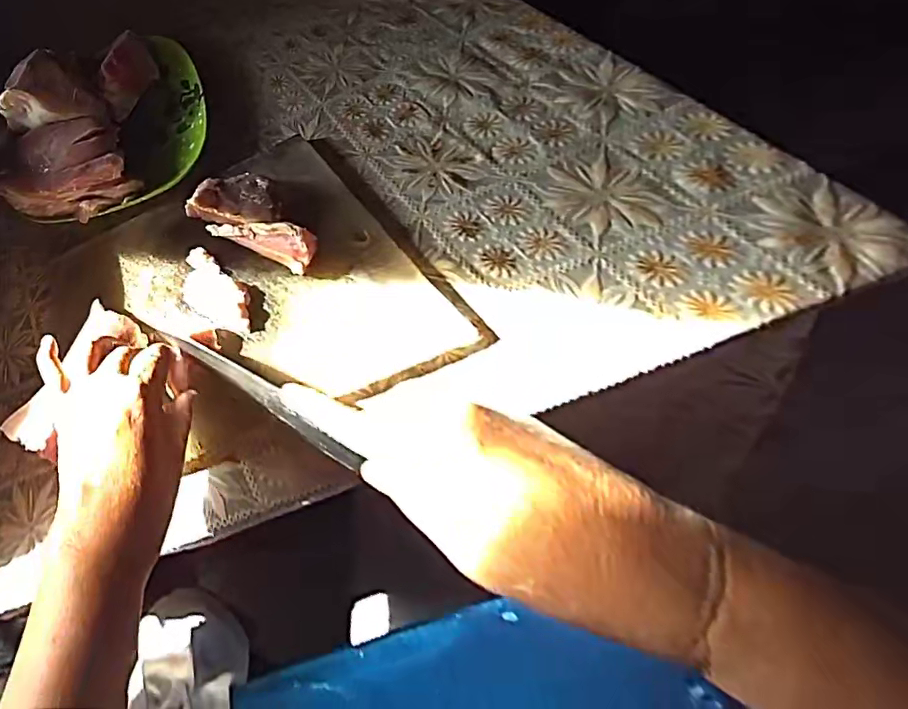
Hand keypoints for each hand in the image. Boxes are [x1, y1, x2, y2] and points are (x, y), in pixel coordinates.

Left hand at [39, 335, 196, 578]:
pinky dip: (49, 354)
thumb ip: (179, 415)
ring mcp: (80, 394)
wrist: (104, 527)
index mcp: (139, 392)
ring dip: (106, 344)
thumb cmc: (143, 500)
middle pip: (127, 352)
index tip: (175, 368)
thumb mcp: (175, 454)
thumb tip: (184, 395)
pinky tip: (50, 344)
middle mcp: (106, 385)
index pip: (157, 356)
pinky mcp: (62, 409)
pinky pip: (51, 372)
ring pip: (92, 349)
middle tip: (154, 370)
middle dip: (143, 356)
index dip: (170, 360)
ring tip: (118, 347)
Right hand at [282, 387, 719, 663]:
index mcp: (456, 443)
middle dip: (380, 439)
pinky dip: (440, 442)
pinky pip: (451, 421)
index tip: (292, 395)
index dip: (325, 411)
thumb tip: (379, 468)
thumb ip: (417, 499)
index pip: (370, 422)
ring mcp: (497, 412)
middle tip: (387, 476)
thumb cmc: (582, 575)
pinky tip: (462, 477)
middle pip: (391, 414)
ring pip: (420, 416)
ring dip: (411, 441)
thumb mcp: (480, 553)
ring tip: (433, 486)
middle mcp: (472, 414)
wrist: (679, 573)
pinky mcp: (516, 419)